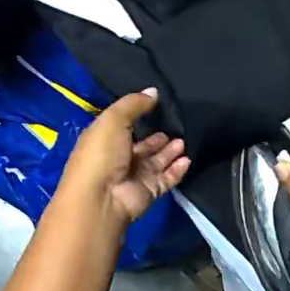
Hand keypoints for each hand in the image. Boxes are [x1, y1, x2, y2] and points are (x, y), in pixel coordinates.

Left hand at [57, 88, 191, 229]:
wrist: (101, 198)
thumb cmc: (102, 153)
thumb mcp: (113, 119)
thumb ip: (134, 104)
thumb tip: (154, 92)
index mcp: (104, 139)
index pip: (124, 125)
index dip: (139, 115)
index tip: (158, 104)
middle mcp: (119, 158)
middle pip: (144, 145)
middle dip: (159, 136)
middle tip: (177, 124)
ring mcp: (134, 176)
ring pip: (157, 161)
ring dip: (171, 151)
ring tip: (184, 140)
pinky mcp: (148, 191)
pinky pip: (166, 178)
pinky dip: (177, 170)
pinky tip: (187, 159)